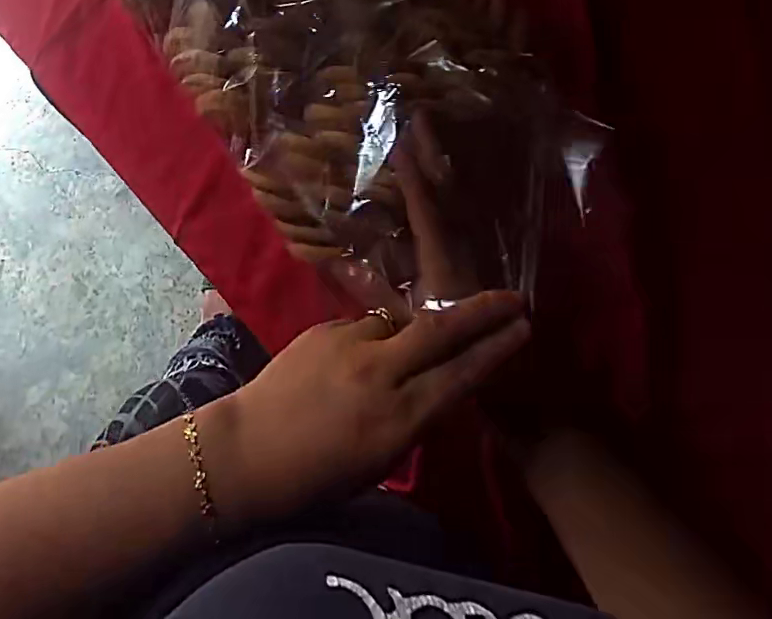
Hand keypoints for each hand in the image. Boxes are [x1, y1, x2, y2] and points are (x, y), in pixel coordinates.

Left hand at [196, 291, 530, 529]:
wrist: (249, 448)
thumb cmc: (318, 474)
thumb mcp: (381, 460)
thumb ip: (414, 418)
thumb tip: (436, 381)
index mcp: (397, 418)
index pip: (460, 374)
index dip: (495, 348)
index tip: (522, 327)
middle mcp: (377, 372)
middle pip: (438, 331)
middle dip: (480, 311)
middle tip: (511, 296)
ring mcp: (347, 343)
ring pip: (399, 322)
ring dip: (419, 327)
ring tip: (425, 335)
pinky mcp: (322, 328)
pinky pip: (364, 326)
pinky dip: (377, 337)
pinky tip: (369, 354)